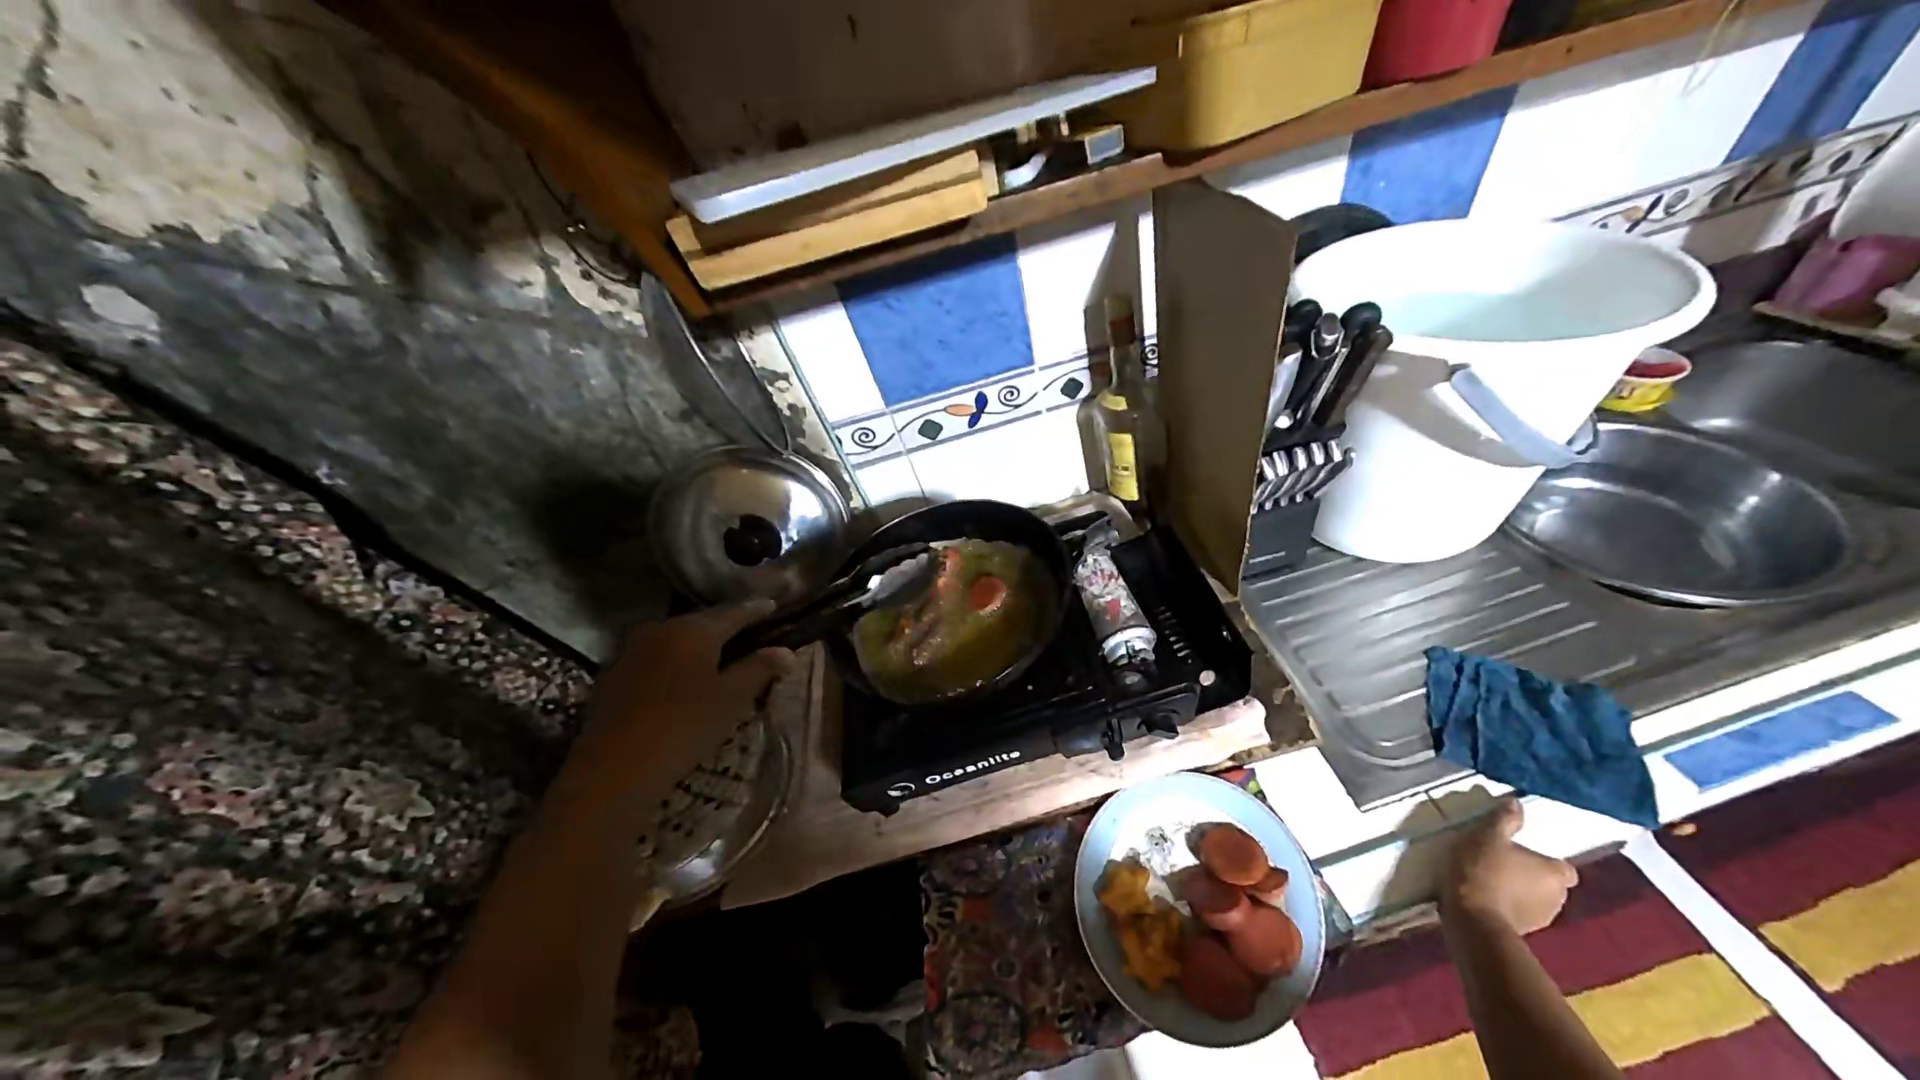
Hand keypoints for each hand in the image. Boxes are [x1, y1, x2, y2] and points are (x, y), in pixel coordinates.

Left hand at [579, 600, 797, 773]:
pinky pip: (654, 656)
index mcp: (694, 629)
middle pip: (702, 621)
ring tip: (716, 654)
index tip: (771, 606)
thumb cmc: (684, 727)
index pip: (734, 611)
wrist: (615, 768)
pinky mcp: (613, 673)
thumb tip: (786, 651)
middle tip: (747, 631)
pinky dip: (673, 660)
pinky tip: (680, 677)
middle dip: (725, 625)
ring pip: (675, 638)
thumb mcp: (732, 698)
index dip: (755, 610)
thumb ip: (760, 669)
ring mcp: (631, 649)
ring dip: (697, 643)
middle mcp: (661, 628)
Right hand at [1443, 799, 1577, 935]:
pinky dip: (1507, 907)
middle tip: (1500, 864)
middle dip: (1530, 876)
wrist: (1473, 917)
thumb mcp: (1487, 835)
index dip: (1544, 861)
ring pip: (1535, 900)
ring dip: (1518, 892)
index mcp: (1555, 873)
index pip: (1563, 867)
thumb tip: (1517, 803)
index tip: (1520, 854)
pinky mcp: (1524, 932)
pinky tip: (1483, 898)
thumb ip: (1504, 819)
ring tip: (1488, 882)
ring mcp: (1543, 919)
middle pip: (1549, 884)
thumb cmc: (1484, 870)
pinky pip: (1518, 914)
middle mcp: (1559, 898)